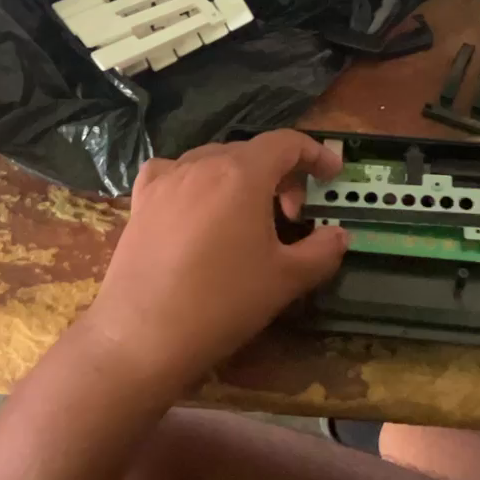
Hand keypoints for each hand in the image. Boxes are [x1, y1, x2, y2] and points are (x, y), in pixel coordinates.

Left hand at [78, 130, 347, 392]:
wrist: (143, 336)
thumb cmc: (223, 302)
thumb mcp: (286, 279)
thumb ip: (321, 251)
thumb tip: (338, 235)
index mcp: (243, 173)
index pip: (286, 143)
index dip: (314, 154)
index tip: (331, 175)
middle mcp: (203, 163)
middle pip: (251, 152)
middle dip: (281, 175)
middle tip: (292, 217)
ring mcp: (166, 179)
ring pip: (213, 160)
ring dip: (240, 178)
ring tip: (247, 216)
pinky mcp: (141, 200)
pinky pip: (174, 172)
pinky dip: (194, 178)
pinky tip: (195, 204)